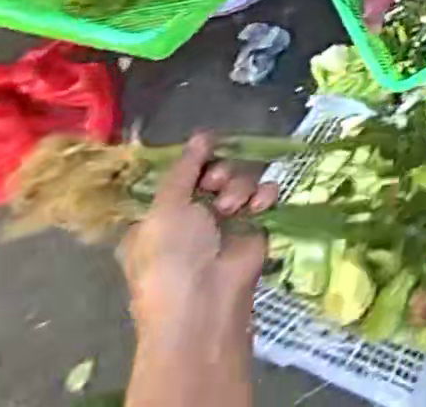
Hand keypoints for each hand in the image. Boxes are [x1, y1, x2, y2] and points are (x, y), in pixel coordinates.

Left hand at [118, 133, 276, 341]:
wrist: (205, 293)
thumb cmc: (171, 254)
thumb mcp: (166, 210)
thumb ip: (185, 170)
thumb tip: (202, 133)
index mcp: (160, 214)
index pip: (182, 176)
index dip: (195, 164)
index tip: (206, 155)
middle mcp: (192, 213)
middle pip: (215, 174)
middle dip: (220, 175)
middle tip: (217, 183)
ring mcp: (225, 218)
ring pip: (242, 181)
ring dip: (240, 187)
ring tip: (234, 206)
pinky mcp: (256, 220)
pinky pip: (265, 193)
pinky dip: (264, 195)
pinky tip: (259, 205)